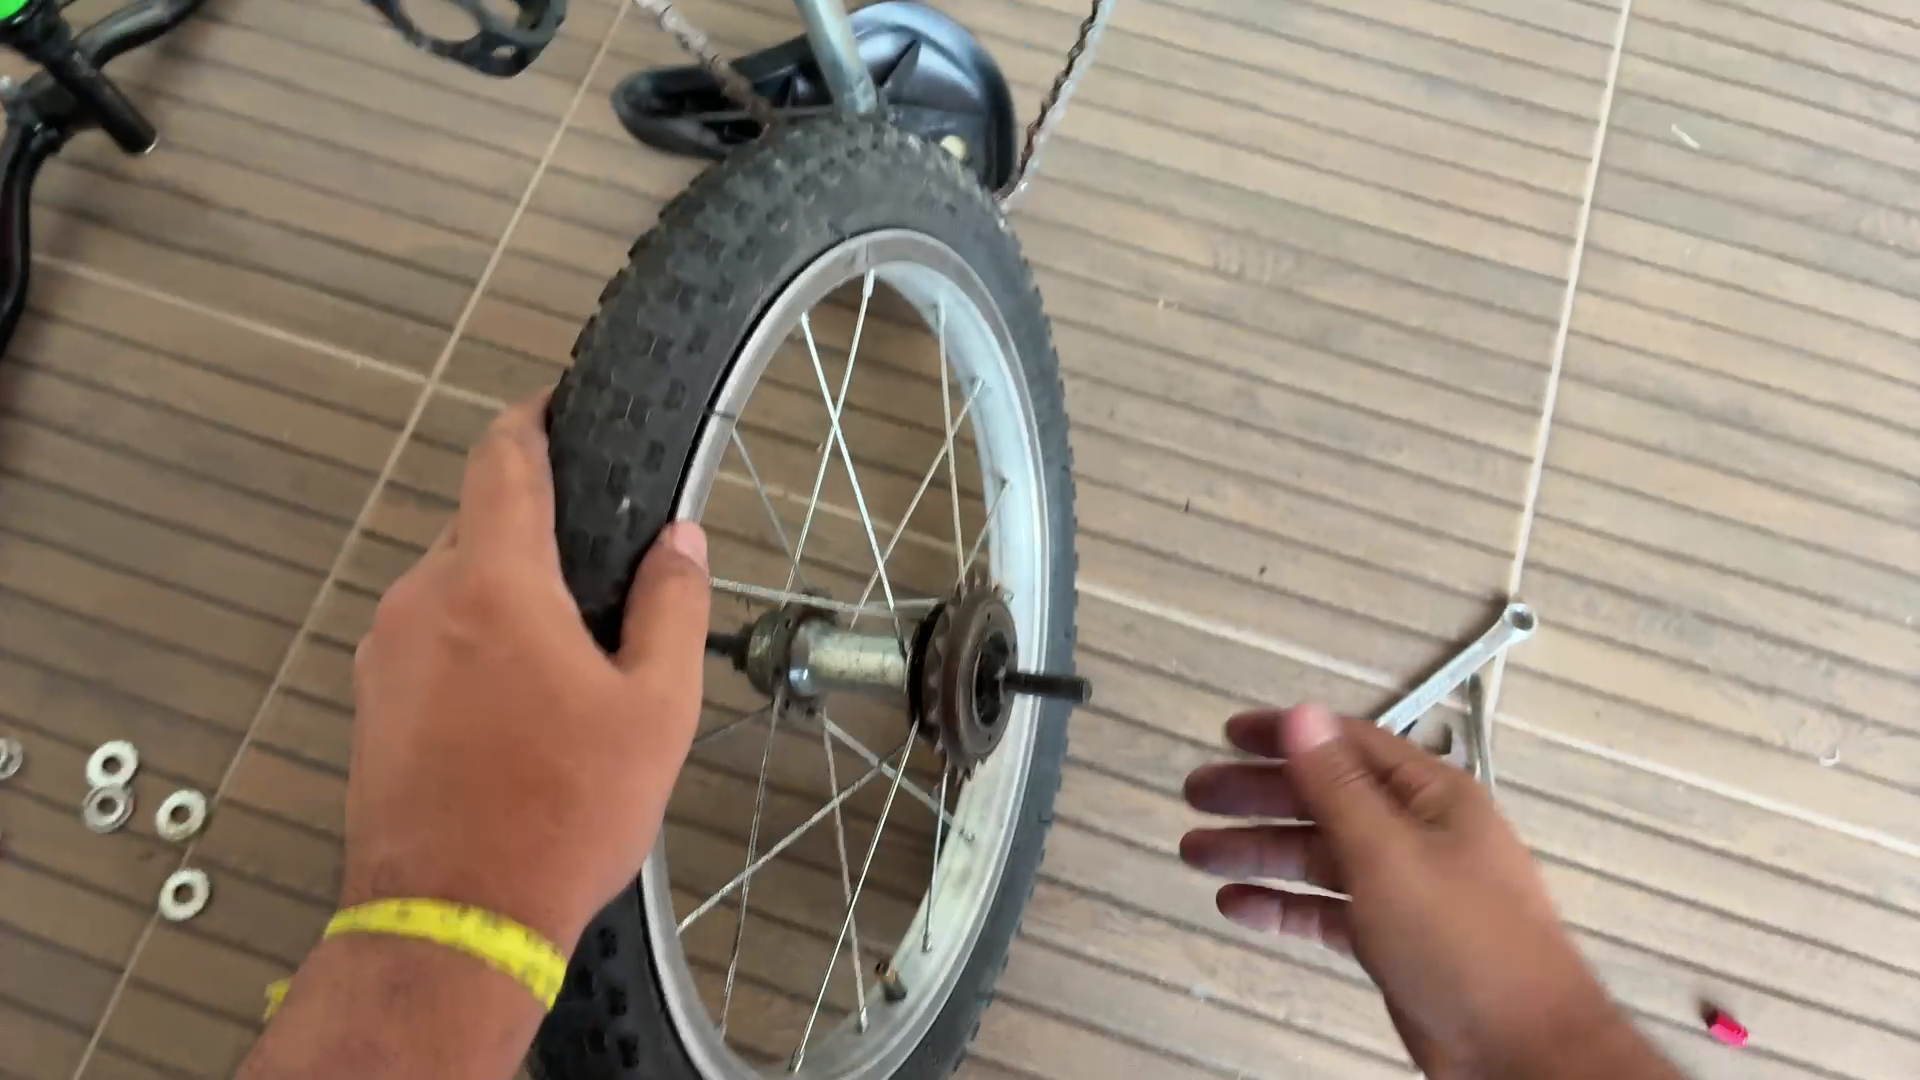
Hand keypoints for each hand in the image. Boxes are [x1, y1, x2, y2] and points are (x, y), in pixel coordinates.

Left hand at [346, 394, 710, 948]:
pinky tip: (526, 695)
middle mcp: (423, 600)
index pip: (504, 463)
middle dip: (547, 535)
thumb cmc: (569, 806)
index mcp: (495, 587)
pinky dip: (482, 631)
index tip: (560, 404)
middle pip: (488, 525)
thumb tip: (680, 539)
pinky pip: (434, 629)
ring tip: (577, 653)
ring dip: (517, 590)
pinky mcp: (368, 696)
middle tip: (611, 582)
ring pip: (462, 581)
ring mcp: (384, 650)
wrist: (457, 921)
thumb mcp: (658, 704)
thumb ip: (674, 604)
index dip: (533, 419)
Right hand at [1181, 705, 1675, 1079]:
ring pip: (1313, 854)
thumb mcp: (1389, 852)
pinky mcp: (1387, 935)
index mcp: (1426, 797)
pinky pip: (1321, 907)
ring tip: (1194, 852)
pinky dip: (1280, 903)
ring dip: (1255, 851)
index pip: (1343, 745)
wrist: (1527, 1060)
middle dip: (1254, 796)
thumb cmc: (1461, 939)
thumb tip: (1300, 712)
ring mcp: (1399, 885)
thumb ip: (1335, 783)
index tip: (1228, 735)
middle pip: (1318, 799)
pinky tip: (1235, 905)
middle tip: (1196, 795)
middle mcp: (1411, 832)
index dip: (1283, 735)